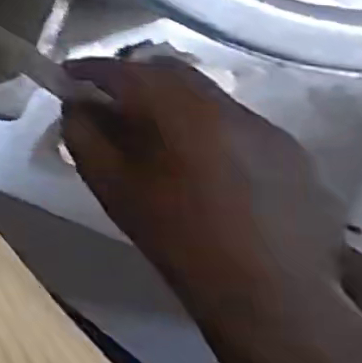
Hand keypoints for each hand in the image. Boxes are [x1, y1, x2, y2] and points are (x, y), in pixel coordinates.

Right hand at [61, 57, 346, 322]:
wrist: (269, 294)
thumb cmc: (173, 234)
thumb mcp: (108, 183)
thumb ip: (83, 134)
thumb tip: (77, 104)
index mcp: (181, 112)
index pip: (125, 71)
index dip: (89, 68)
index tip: (66, 75)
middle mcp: (230, 109)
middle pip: (172, 73)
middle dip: (133, 79)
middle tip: (105, 99)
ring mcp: (270, 131)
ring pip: (208, 98)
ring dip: (172, 104)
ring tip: (150, 134)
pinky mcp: (295, 156)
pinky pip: (237, 126)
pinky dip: (206, 129)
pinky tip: (197, 164)